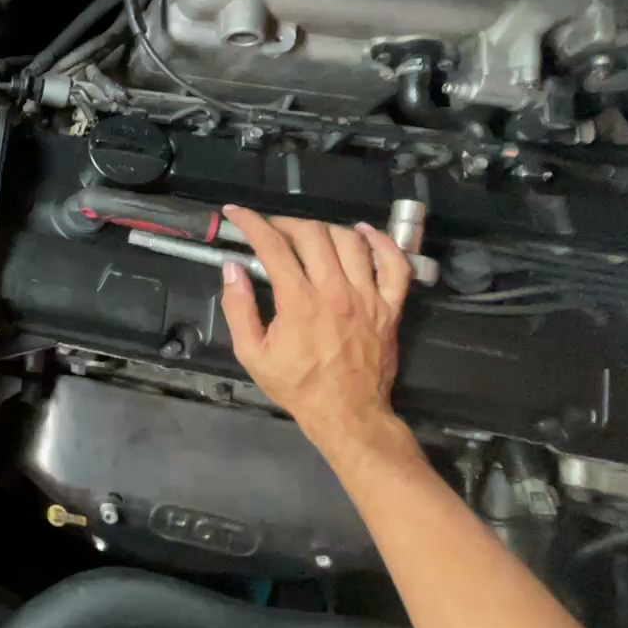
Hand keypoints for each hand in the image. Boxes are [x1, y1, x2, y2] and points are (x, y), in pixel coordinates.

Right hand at [218, 206, 411, 450]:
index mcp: (299, 301)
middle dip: (284, 222)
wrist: (347, 413)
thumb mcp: (250, 352)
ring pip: (350, 242)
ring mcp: (369, 297)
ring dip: (323, 229)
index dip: (251, 223)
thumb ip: (238, 307)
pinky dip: (381, 242)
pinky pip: (395, 264)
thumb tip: (232, 269)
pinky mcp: (391, 307)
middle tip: (269, 228)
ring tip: (306, 233)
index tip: (236, 213)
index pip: (273, 247)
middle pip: (313, 235)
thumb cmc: (295, 384)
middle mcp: (336, 291)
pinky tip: (362, 232)